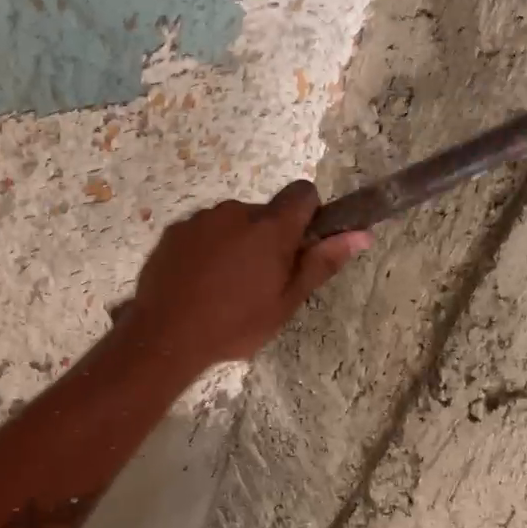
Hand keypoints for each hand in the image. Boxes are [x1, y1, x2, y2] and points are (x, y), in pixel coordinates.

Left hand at [118, 180, 371, 369]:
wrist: (165, 335)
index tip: (300, 245)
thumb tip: (362, 235)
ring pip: (230, 223)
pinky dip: (205, 249)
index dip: (307, 215)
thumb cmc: (234, 324)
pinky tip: (197, 282)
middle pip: (264, 213)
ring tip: (223, 286)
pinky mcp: (173, 231)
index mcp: (270, 227)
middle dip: (267, 237)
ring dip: (234, 243)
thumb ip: (321, 263)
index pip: (303, 193)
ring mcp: (200, 219)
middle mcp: (235, 212)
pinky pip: (201, 232)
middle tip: (258, 280)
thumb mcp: (286, 302)